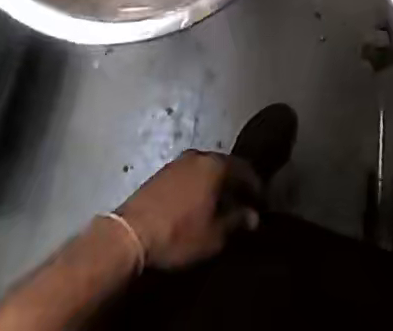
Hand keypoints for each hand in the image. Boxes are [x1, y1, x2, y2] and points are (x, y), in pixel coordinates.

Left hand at [115, 150, 260, 270]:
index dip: (255, 185)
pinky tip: (198, 203)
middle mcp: (198, 156)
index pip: (244, 169)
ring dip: (216, 184)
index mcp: (214, 165)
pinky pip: (190, 174)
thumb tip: (253, 215)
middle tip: (244, 202)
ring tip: (222, 204)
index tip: (262, 201)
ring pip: (205, 169)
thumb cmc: (179, 234)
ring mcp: (177, 162)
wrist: (131, 233)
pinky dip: (199, 185)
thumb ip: (237, 221)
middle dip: (235, 183)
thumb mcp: (214, 236)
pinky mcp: (161, 172)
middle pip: (224, 165)